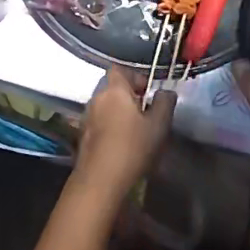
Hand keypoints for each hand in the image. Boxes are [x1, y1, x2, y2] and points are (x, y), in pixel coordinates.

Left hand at [73, 66, 174, 196]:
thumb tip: (166, 91)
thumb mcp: (158, 125)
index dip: (136, 77)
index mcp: (113, 90)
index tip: (150, 92)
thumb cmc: (132, 147)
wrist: (100, 179)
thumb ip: (164, 103)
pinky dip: (111, 123)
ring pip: (106, 104)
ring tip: (137, 128)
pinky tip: (123, 141)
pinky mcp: (83, 133)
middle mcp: (96, 98)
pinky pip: (99, 120)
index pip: (120, 69)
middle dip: (129, 95)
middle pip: (112, 87)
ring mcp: (86, 116)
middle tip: (147, 111)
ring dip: (120, 110)